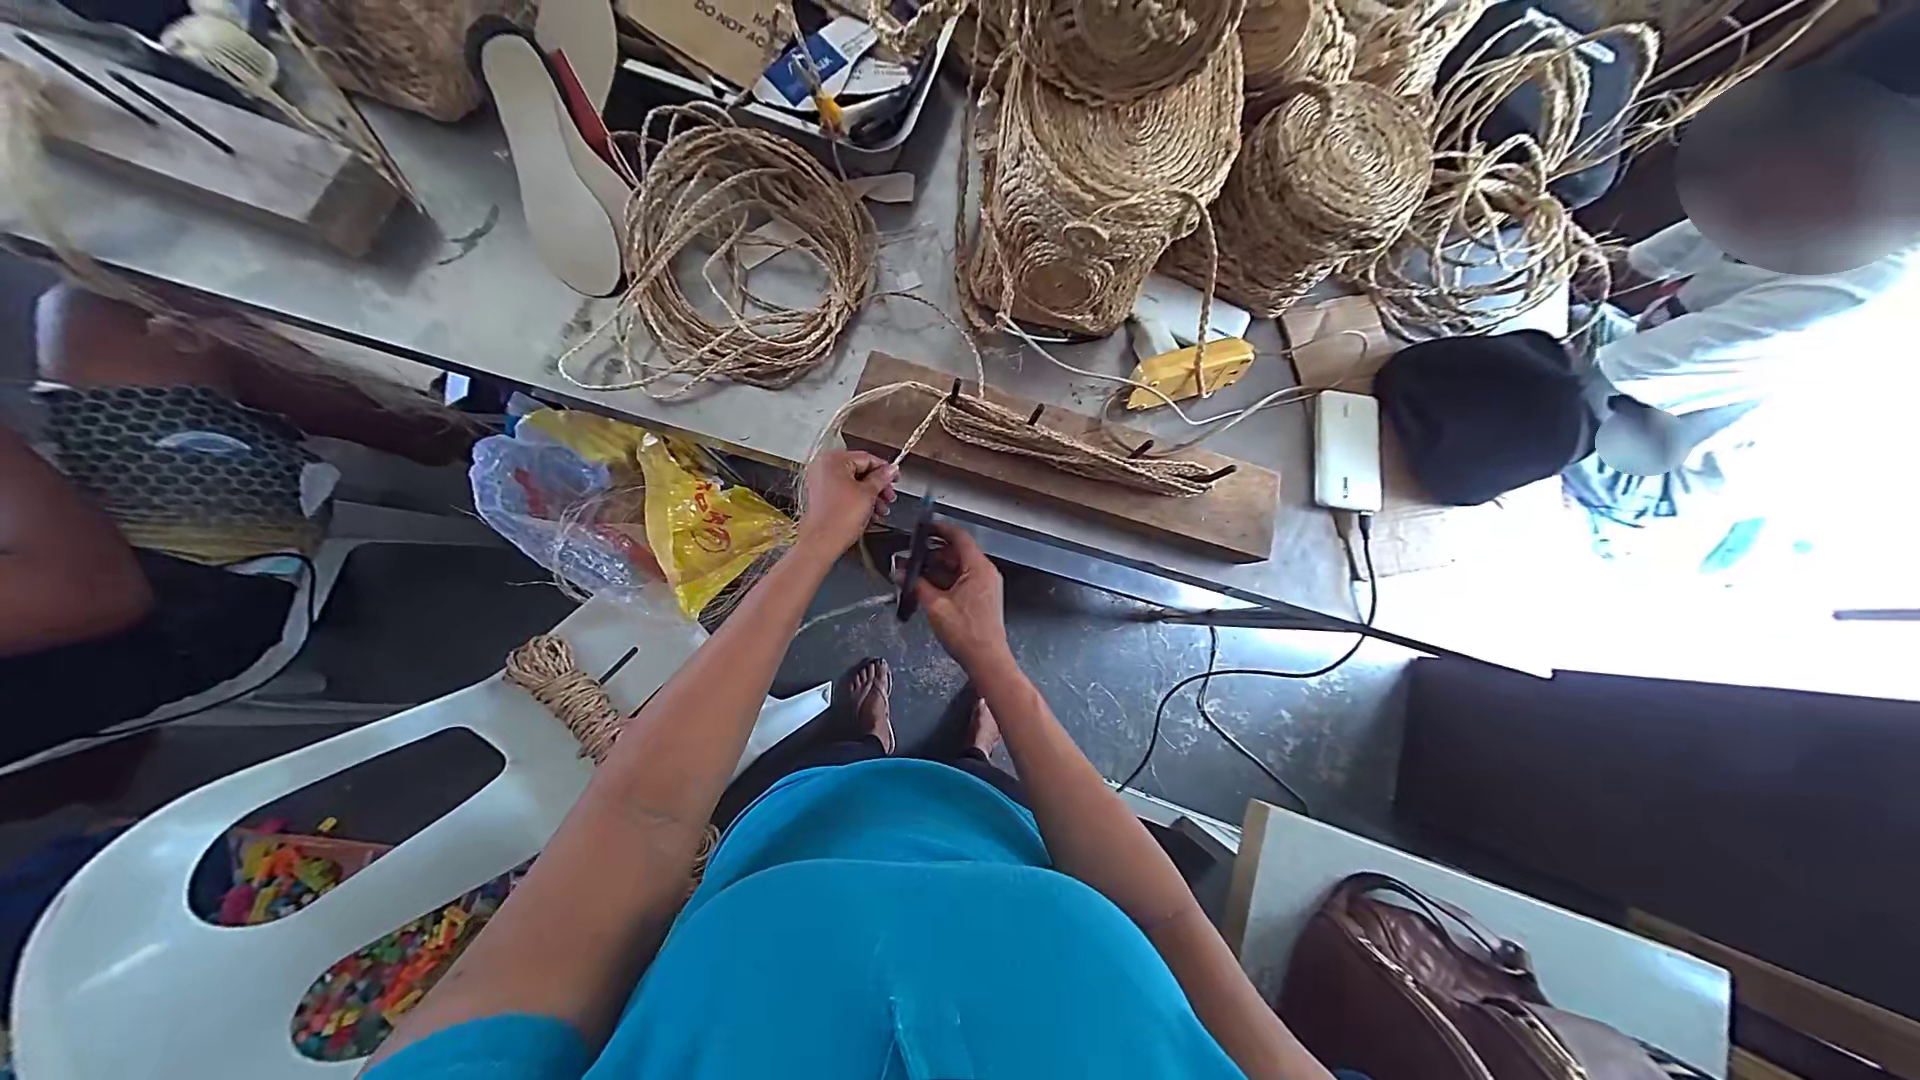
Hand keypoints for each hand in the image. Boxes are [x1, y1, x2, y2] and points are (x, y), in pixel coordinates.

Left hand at [796, 450, 897, 555]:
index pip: (867, 458)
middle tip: (889, 496)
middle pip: (860, 472)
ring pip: (854, 484)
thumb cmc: (838, 519)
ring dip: (871, 497)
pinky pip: (845, 494)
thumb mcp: (868, 494)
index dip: (885, 469)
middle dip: (878, 487)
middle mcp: (824, 468)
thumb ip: (882, 478)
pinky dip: (858, 502)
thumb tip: (890, 470)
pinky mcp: (821, 498)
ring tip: (881, 509)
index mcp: (833, 461)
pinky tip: (869, 514)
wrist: (822, 542)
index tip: (895, 477)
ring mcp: (821, 483)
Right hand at [908, 523, 1011, 673]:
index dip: (940, 529)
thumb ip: (916, 585)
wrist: (986, 659)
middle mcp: (986, 574)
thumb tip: (902, 574)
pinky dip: (946, 580)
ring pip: (959, 567)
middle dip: (933, 553)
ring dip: (938, 568)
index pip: (959, 537)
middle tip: (912, 556)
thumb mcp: (935, 606)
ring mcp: (986, 586)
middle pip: (958, 552)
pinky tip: (928, 588)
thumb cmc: (968, 635)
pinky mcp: (982, 598)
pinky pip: (963, 580)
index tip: (926, 527)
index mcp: (979, 568)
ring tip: (915, 574)